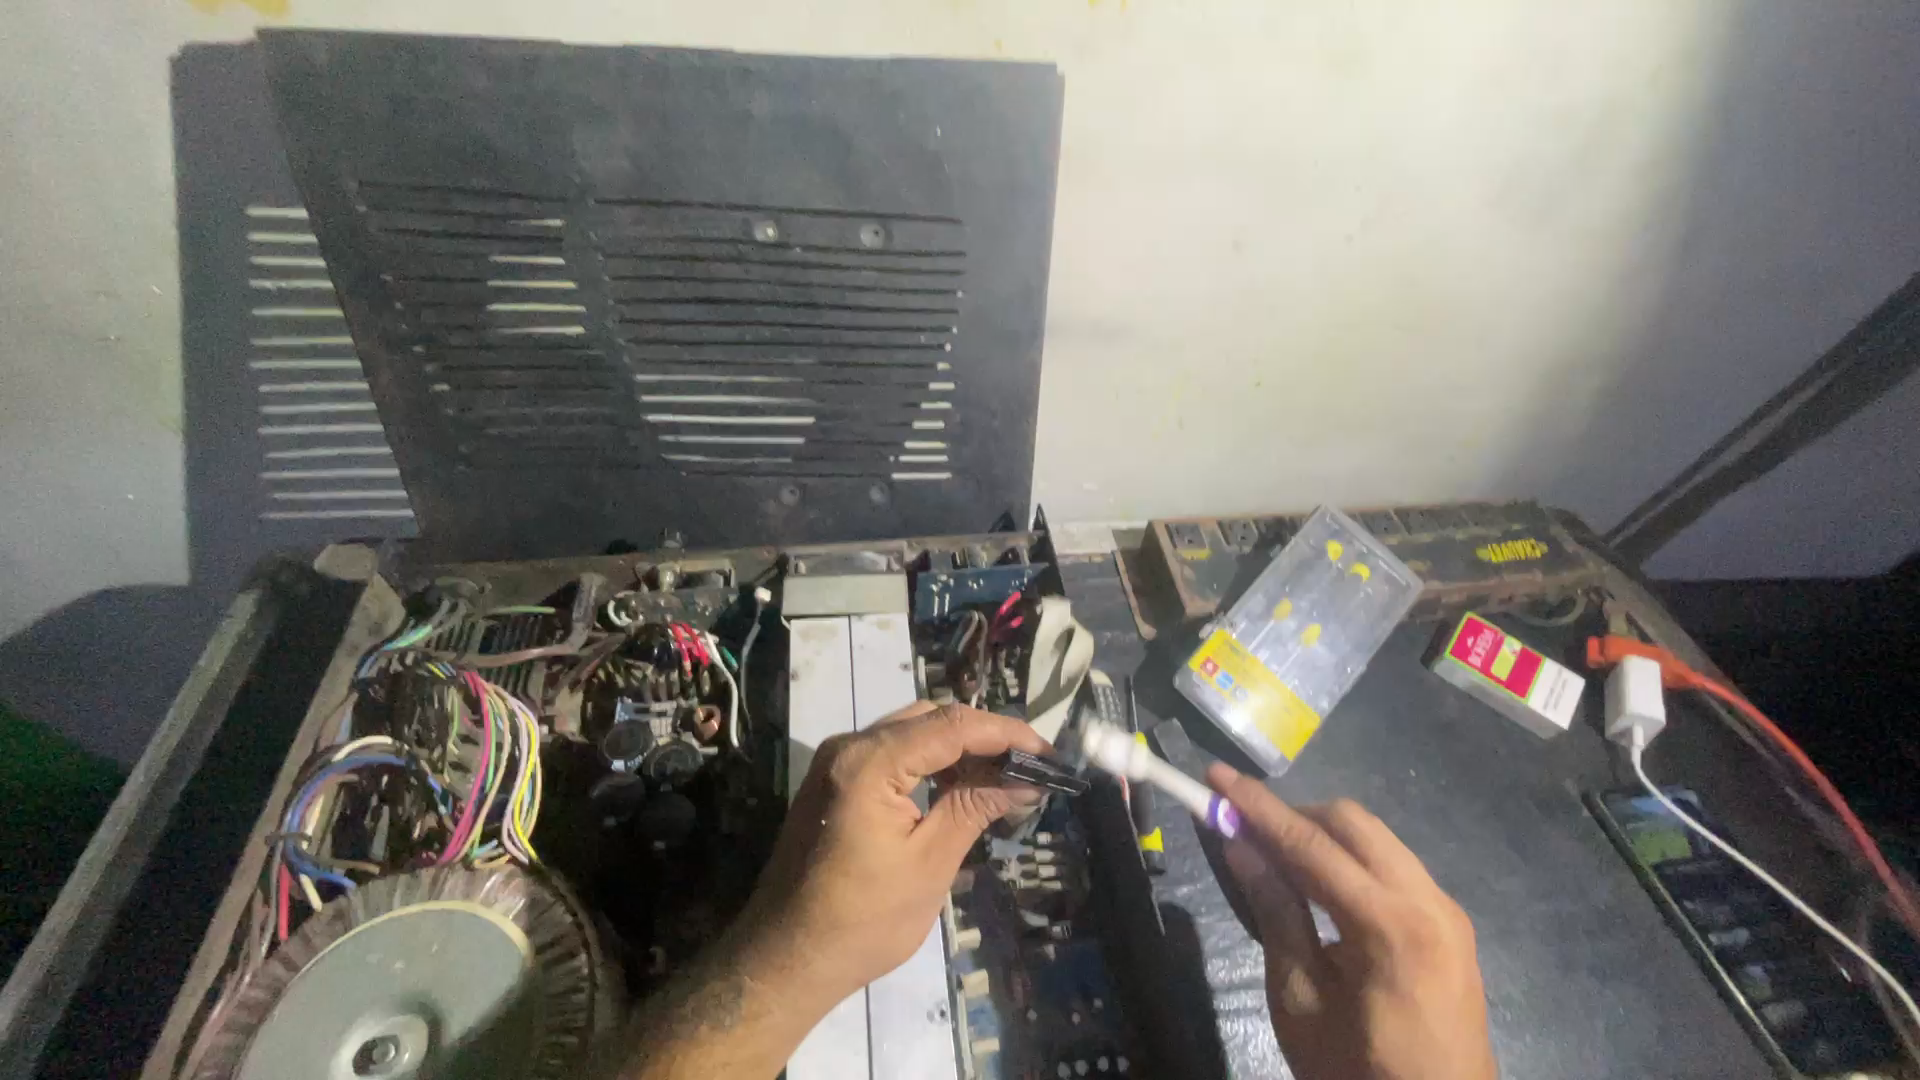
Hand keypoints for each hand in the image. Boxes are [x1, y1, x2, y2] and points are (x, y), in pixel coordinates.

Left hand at [739, 702, 1048, 999]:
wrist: (784, 959)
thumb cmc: (861, 921)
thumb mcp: (929, 864)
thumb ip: (975, 806)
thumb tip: (1026, 778)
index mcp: (869, 762)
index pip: (951, 726)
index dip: (1005, 734)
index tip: (1047, 753)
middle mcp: (849, 745)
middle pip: (930, 719)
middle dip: (984, 737)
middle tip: (1028, 766)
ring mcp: (837, 759)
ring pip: (912, 731)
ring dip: (958, 748)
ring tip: (1002, 777)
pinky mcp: (835, 778)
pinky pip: (892, 751)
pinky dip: (929, 761)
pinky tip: (958, 786)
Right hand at [1209, 764, 1496, 1079]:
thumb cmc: (1357, 1072)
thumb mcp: (1299, 998)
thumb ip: (1274, 911)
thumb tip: (1240, 844)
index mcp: (1388, 924)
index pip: (1308, 842)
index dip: (1255, 806)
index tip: (1215, 774)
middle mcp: (1427, 901)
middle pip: (1350, 822)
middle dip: (1292, 814)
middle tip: (1245, 830)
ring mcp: (1447, 912)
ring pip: (1375, 838)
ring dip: (1322, 834)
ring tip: (1277, 858)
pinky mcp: (1451, 926)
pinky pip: (1393, 865)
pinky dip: (1350, 859)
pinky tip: (1322, 887)